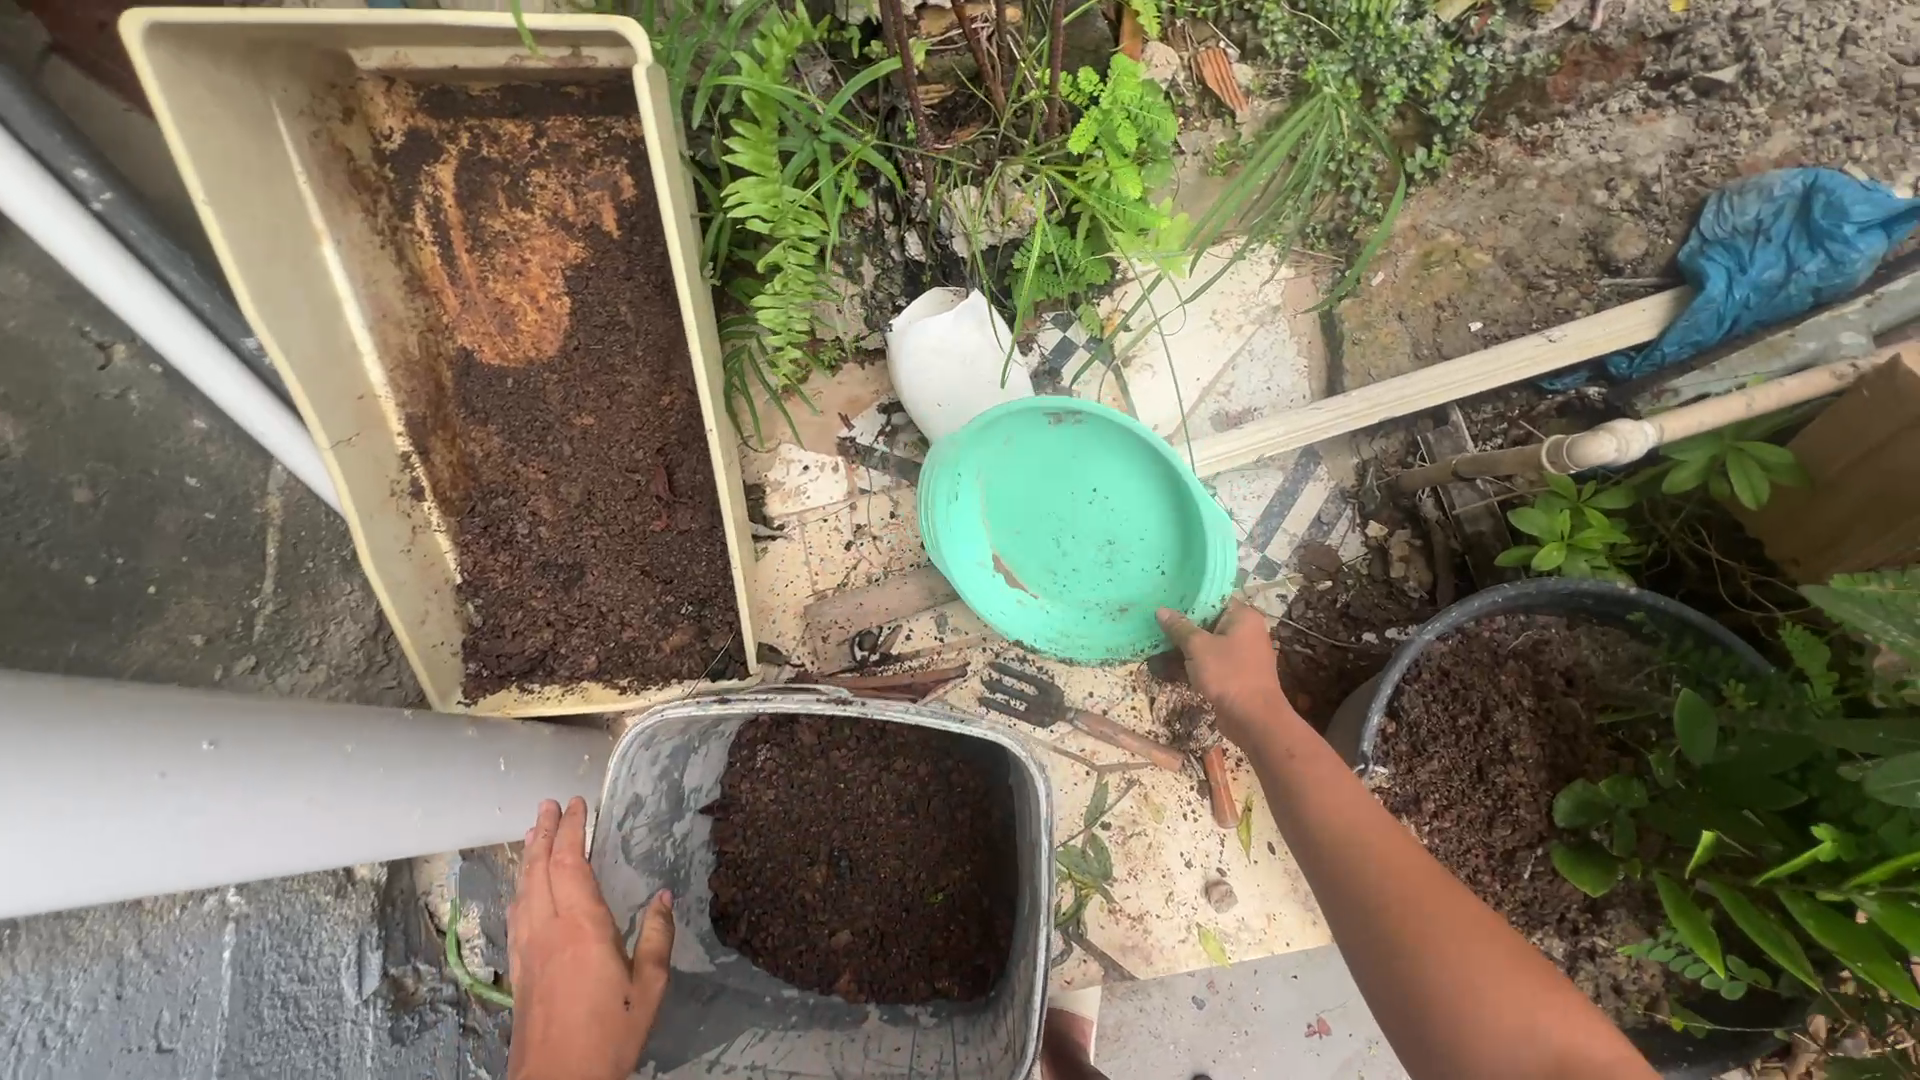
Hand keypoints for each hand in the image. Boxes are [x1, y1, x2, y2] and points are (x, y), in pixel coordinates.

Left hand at [508, 797, 673, 1079]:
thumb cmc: (609, 1034)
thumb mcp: (649, 986)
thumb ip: (656, 938)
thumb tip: (662, 897)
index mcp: (583, 927)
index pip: (569, 865)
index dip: (570, 831)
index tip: (576, 804)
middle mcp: (549, 930)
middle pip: (539, 870)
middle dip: (544, 833)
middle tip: (548, 804)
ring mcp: (529, 950)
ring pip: (523, 890)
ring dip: (527, 856)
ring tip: (532, 831)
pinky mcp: (520, 969)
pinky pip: (516, 914)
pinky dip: (520, 888)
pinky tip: (522, 887)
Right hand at [1155, 600, 1296, 745]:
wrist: (1253, 718)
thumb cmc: (1228, 674)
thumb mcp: (1198, 647)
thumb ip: (1179, 627)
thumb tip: (1161, 610)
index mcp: (1243, 617)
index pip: (1214, 599)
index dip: (1190, 599)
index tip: (1166, 600)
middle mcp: (1247, 631)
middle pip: (1211, 621)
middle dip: (1185, 624)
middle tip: (1158, 621)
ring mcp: (1243, 654)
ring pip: (1210, 643)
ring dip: (1188, 645)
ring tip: (1160, 642)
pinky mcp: (1237, 673)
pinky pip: (1213, 661)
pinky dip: (1196, 662)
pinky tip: (1173, 664)